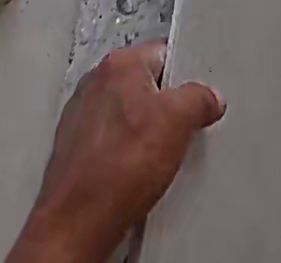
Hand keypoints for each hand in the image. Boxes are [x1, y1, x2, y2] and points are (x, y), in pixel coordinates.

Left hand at [5, 40, 225, 262]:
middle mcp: (94, 84)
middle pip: (148, 83)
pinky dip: (126, 151)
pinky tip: (135, 170)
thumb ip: (201, 97)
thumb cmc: (117, 171)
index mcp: (119, 64)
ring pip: (130, 112)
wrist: (76, 228)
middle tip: (175, 128)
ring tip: (153, 154)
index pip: (166, 53)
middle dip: (165, 105)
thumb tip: (207, 98)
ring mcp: (80, 116)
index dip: (186, 76)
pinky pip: (113, 139)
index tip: (194, 96)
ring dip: (145, 130)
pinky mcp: (73, 148)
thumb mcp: (182, 119)